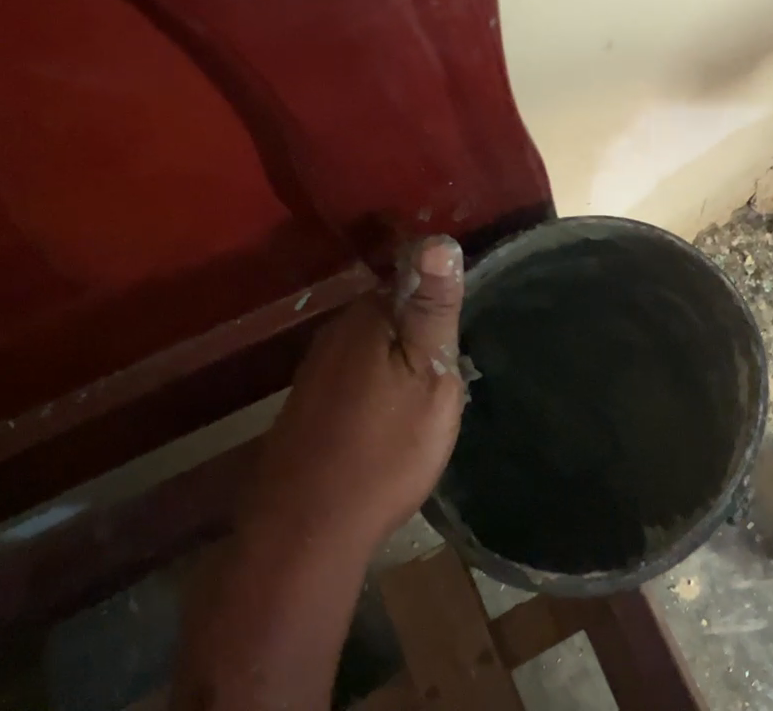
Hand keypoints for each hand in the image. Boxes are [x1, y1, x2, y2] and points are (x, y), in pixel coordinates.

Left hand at [243, 236, 467, 547]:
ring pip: (374, 347)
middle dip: (424, 330)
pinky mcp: (308, 406)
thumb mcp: (429, 377)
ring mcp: (316, 372)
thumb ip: (433, 310)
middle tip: (457, 369)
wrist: (304, 532)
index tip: (468, 328)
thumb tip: (439, 239)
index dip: (443, 298)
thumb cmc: (384, 450)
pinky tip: (393, 419)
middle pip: (392, 312)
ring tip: (431, 397)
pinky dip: (380, 387)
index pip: (413, 278)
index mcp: (368, 318)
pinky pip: (357, 376)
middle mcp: (335, 334)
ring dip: (402, 361)